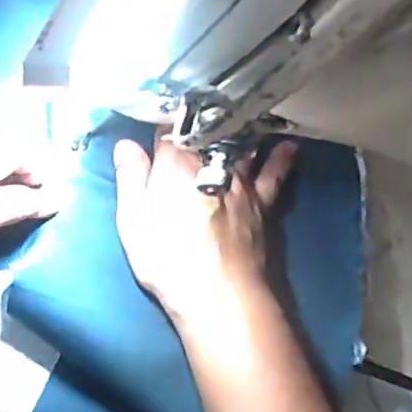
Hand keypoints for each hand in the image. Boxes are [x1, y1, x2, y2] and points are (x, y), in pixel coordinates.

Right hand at [112, 131, 296, 326]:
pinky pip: (275, 172)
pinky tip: (286, 146)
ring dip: (233, 132)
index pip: (168, 130)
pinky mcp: (264, 201)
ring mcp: (243, 181)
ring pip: (240, 145)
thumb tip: (126, 145)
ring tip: (229, 121)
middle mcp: (213, 164)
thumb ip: (131, 177)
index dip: (160, 123)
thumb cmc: (164, 256)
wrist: (218, 292)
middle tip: (187, 119)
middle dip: (195, 125)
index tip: (153, 119)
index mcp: (175, 164)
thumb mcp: (132, 218)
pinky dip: (280, 158)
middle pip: (205, 133)